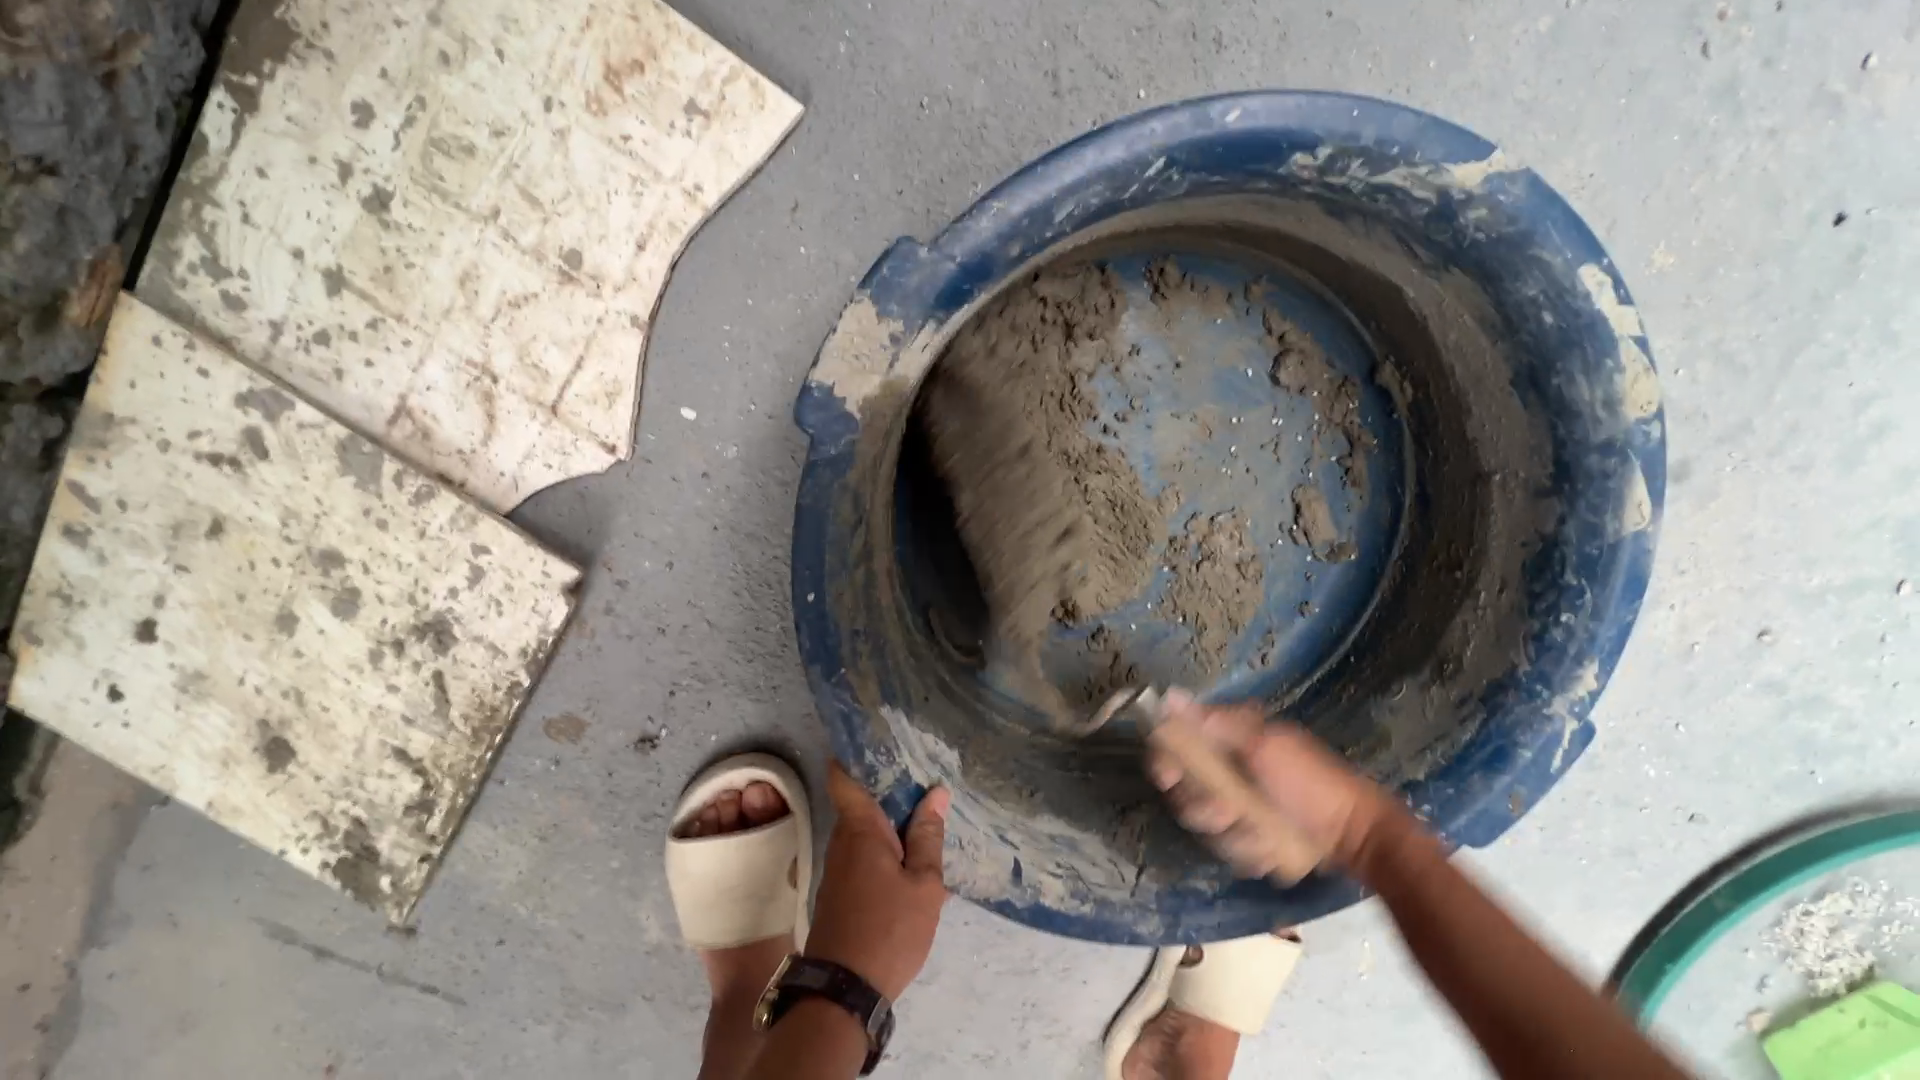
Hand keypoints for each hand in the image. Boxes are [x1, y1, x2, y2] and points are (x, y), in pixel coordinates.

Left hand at [804, 762, 950, 999]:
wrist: (842, 992)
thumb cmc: (888, 930)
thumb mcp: (923, 885)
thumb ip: (928, 837)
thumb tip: (936, 793)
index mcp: (860, 829)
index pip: (845, 777)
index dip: (855, 753)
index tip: (879, 737)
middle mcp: (842, 840)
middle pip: (861, 801)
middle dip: (889, 788)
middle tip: (925, 774)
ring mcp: (838, 867)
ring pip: (864, 829)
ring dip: (889, 820)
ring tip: (926, 810)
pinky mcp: (840, 890)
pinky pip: (863, 852)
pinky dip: (884, 846)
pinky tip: (911, 852)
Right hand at [1147, 688, 1398, 878]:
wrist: (1356, 835)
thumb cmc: (1311, 784)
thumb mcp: (1264, 747)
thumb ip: (1216, 725)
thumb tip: (1171, 697)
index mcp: (1231, 738)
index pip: (1177, 743)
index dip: (1167, 760)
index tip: (1170, 779)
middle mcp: (1231, 768)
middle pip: (1186, 790)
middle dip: (1207, 808)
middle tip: (1230, 813)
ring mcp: (1242, 804)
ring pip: (1208, 824)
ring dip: (1234, 834)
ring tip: (1263, 836)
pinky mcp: (1253, 834)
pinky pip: (1231, 846)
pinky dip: (1251, 851)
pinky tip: (1272, 850)